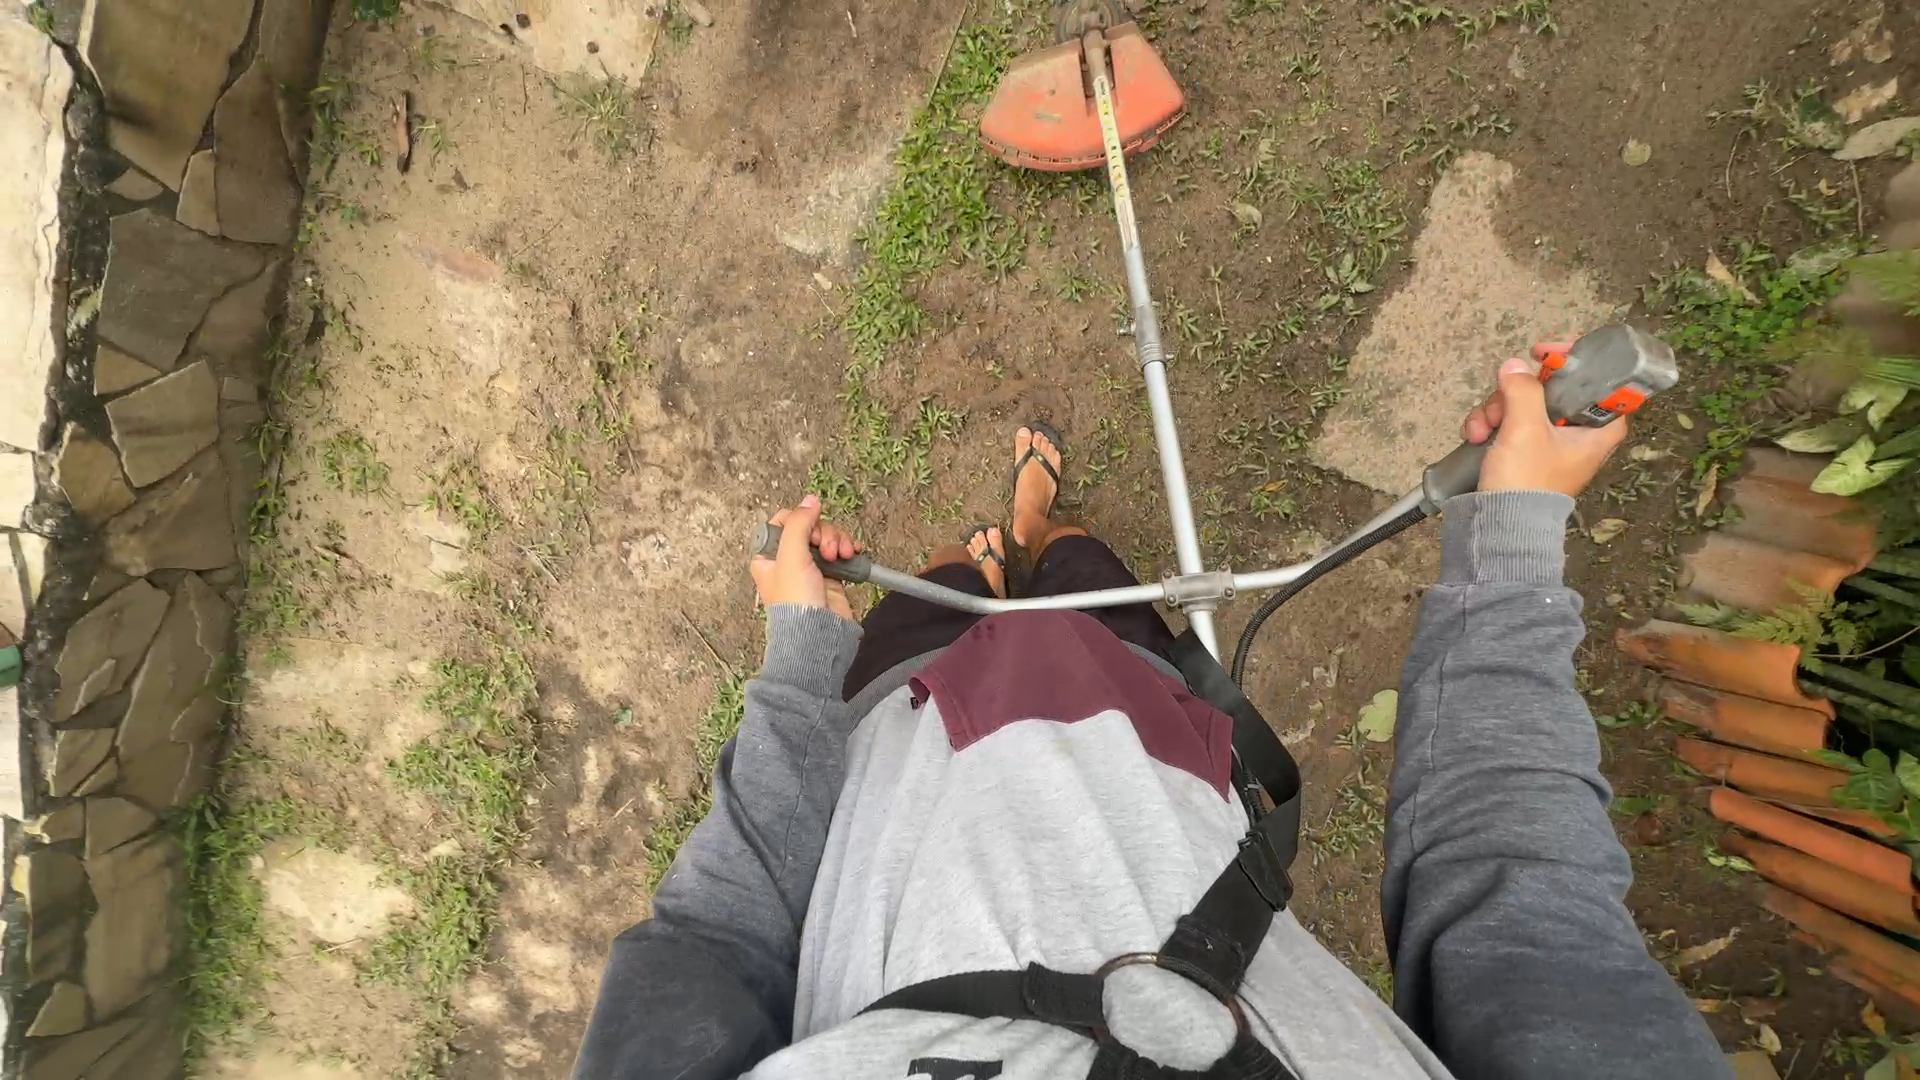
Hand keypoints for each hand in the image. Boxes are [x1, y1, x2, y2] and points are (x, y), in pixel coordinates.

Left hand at [749, 494, 862, 619]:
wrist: (818, 632)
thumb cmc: (796, 603)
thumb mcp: (790, 555)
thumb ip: (799, 523)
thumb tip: (811, 500)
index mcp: (768, 555)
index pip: (782, 521)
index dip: (799, 519)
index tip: (809, 527)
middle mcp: (788, 560)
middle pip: (809, 527)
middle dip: (824, 533)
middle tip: (826, 549)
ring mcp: (810, 567)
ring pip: (827, 537)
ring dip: (838, 541)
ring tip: (840, 556)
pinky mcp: (831, 574)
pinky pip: (841, 551)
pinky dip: (848, 549)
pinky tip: (852, 553)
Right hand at [1463, 344, 1629, 496]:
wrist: (1500, 524)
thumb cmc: (1525, 481)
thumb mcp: (1525, 430)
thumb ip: (1523, 391)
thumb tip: (1514, 364)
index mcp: (1599, 426)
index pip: (1598, 377)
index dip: (1571, 360)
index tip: (1542, 352)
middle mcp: (1576, 430)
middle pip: (1546, 390)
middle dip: (1513, 395)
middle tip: (1499, 411)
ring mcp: (1547, 441)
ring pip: (1519, 404)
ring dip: (1493, 412)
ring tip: (1479, 432)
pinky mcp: (1521, 450)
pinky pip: (1505, 423)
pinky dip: (1487, 426)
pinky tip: (1474, 438)